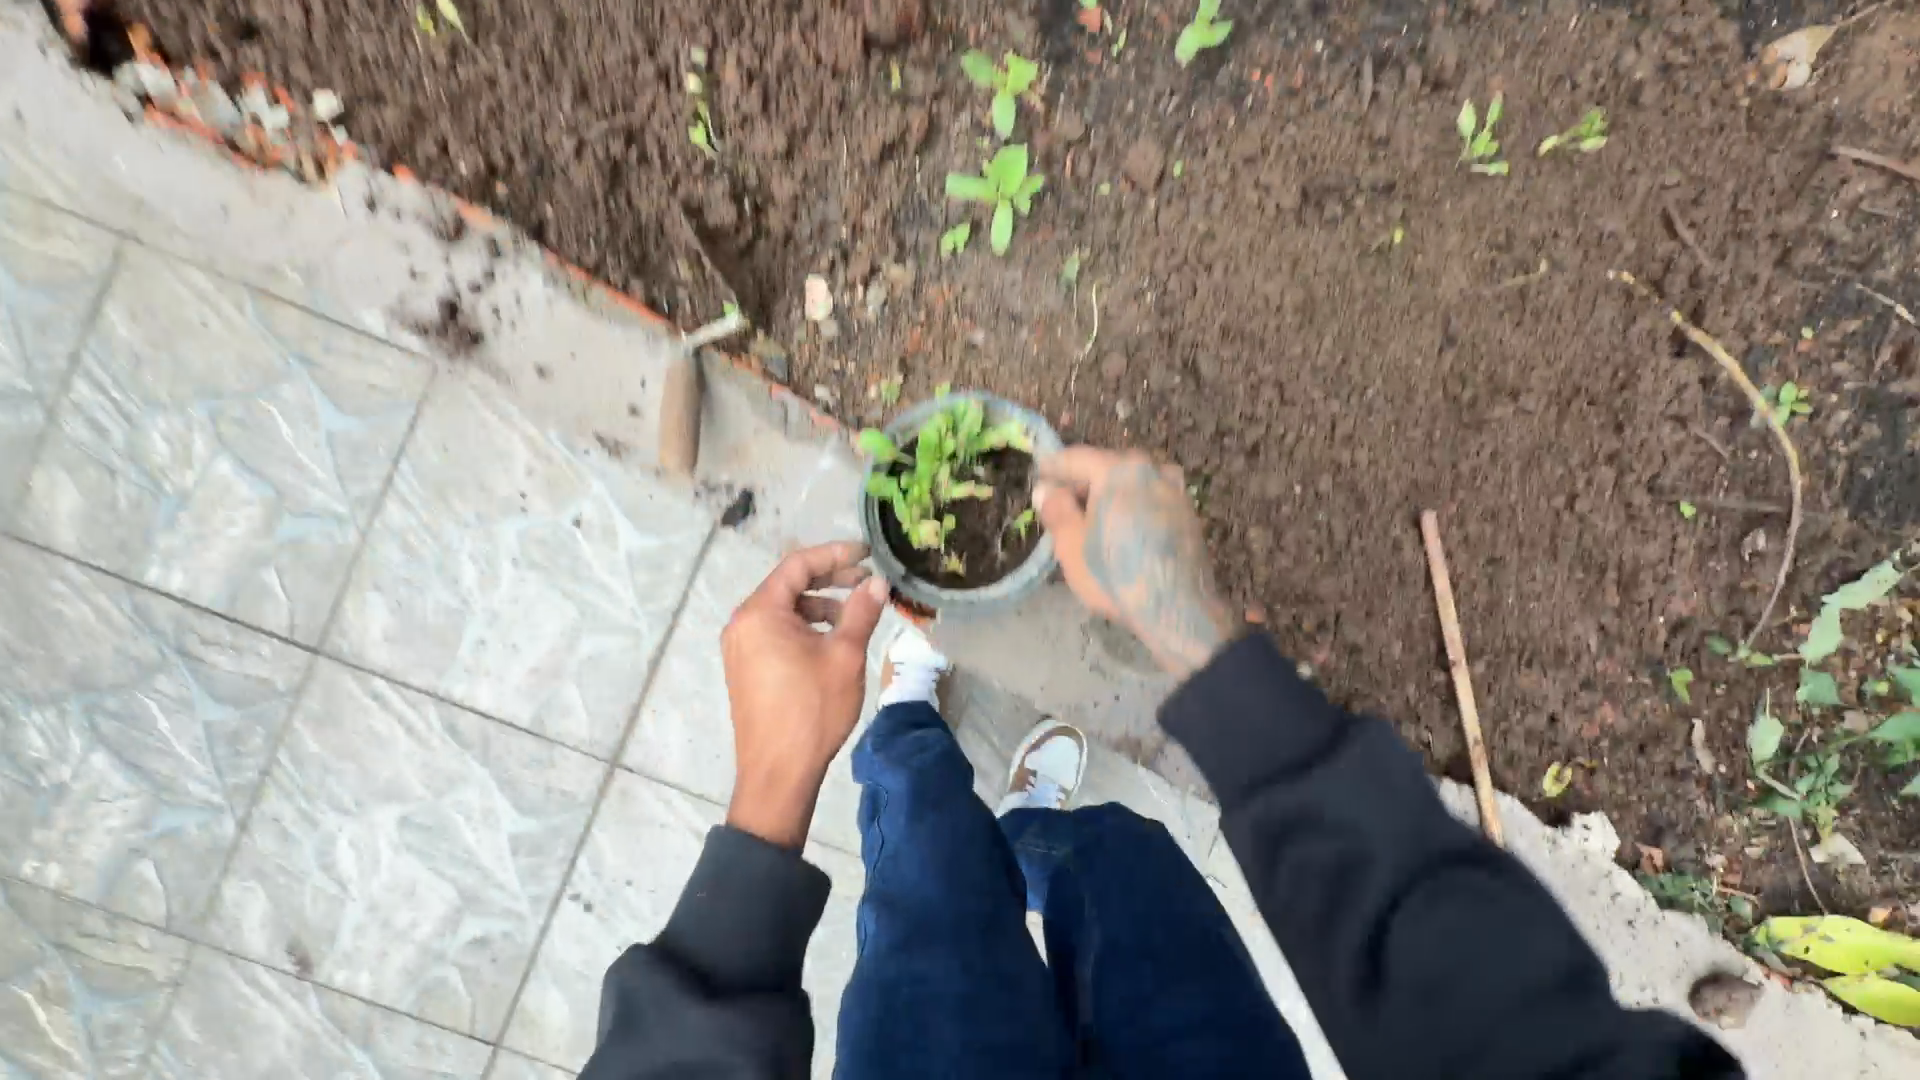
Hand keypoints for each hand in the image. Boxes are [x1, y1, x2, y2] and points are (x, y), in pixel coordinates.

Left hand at [722, 541, 890, 849]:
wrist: (778, 773)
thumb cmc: (812, 709)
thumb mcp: (844, 655)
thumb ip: (861, 611)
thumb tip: (878, 583)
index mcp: (760, 612)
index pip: (798, 564)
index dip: (836, 554)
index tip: (868, 554)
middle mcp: (743, 623)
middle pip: (789, 584)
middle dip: (830, 579)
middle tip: (868, 582)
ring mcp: (741, 647)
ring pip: (785, 610)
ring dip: (820, 605)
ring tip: (855, 617)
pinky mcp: (747, 667)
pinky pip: (777, 632)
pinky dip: (806, 627)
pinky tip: (833, 642)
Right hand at [1035, 448, 1238, 678]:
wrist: (1178, 609)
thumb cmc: (1115, 575)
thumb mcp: (1071, 544)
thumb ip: (1056, 509)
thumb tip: (1046, 489)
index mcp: (1119, 469)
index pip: (1076, 457)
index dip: (1052, 468)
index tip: (1038, 477)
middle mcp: (1152, 468)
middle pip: (1106, 467)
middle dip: (1082, 483)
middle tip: (1061, 505)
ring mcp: (1174, 490)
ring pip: (1130, 483)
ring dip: (1108, 495)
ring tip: (1091, 521)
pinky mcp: (1188, 513)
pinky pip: (1149, 499)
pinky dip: (1130, 507)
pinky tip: (1120, 532)